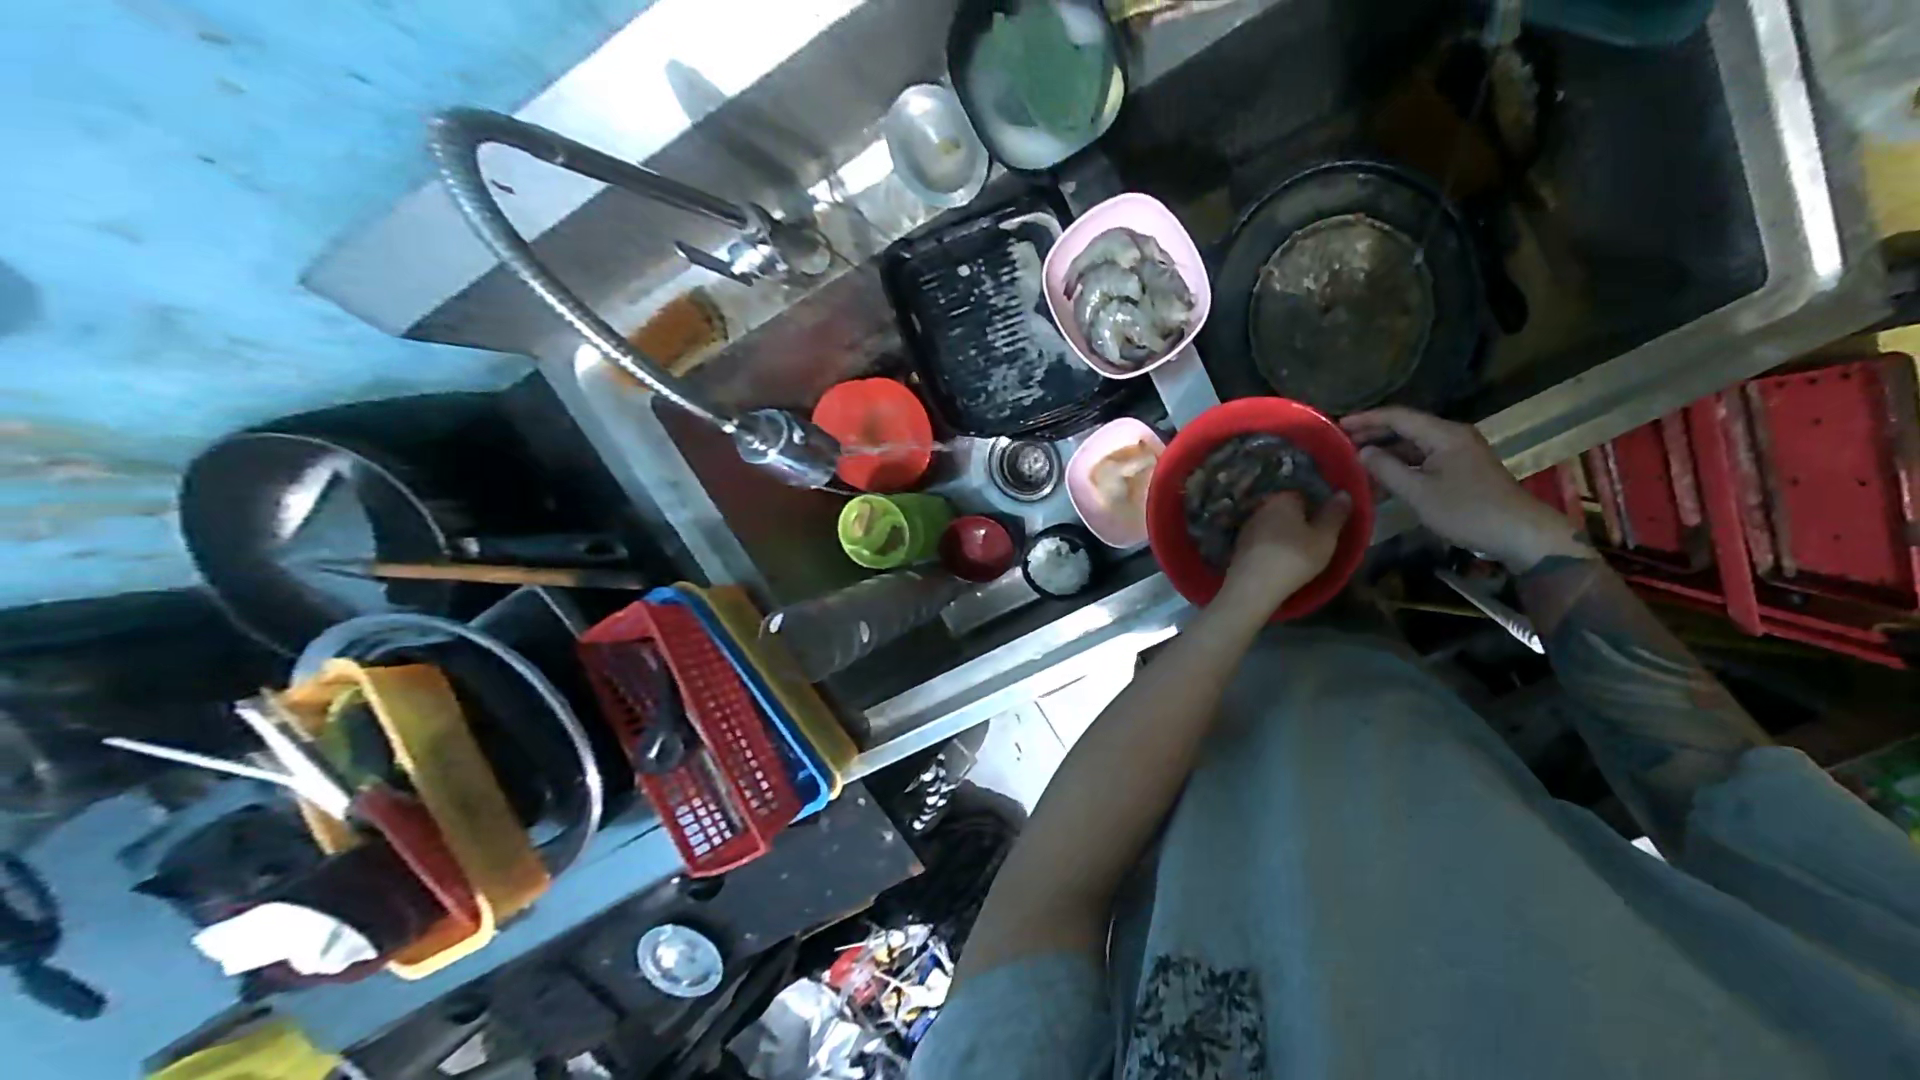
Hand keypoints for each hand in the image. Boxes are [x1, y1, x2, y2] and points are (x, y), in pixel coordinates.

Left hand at [1223, 490, 1353, 605]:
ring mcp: (1246, 527)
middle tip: (1315, 539)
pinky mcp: (1239, 546)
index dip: (1317, 507)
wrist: (1254, 585)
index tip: (1327, 523)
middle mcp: (1260, 508)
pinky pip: (1262, 540)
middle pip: (1286, 510)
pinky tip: (1279, 558)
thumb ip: (1334, 514)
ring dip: (1284, 534)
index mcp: (1281, 499)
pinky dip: (1271, 546)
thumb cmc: (1295, 557)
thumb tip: (1343, 494)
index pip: (1303, 494)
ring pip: (1272, 525)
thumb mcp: (1325, 537)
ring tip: (1298, 551)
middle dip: (1299, 520)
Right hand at [1339, 406, 1587, 571]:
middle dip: (1372, 434)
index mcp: (1444, 434)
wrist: (1518, 532)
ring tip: (1354, 461)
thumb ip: (1386, 469)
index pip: (1398, 417)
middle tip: (1340, 443)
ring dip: (1384, 452)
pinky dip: (1399, 465)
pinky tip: (1380, 478)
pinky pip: (1422, 459)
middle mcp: (1452, 436)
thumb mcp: (1418, 492)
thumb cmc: (1466, 510)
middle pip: (1405, 427)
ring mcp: (1457, 452)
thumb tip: (1362, 452)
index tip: (1337, 425)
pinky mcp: (1459, 468)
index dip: (1366, 419)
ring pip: (1412, 445)